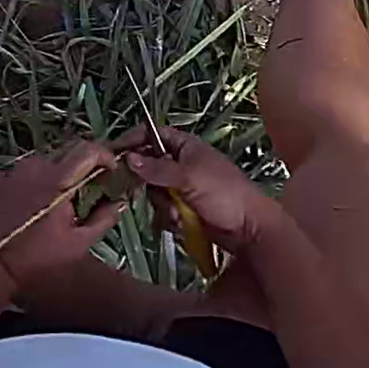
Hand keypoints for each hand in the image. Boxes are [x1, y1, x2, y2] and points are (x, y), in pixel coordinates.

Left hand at [0, 144, 122, 286]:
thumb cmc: (39, 255)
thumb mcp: (78, 244)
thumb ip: (103, 219)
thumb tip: (121, 201)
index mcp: (57, 181)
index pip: (87, 150)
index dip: (106, 155)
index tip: (115, 169)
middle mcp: (41, 165)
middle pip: (74, 151)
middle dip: (90, 164)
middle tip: (101, 185)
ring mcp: (27, 165)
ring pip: (59, 158)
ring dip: (72, 171)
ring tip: (77, 198)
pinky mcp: (18, 170)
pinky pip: (44, 165)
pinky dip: (56, 175)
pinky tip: (56, 199)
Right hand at [119, 126, 283, 253]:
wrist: (253, 232)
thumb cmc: (224, 194)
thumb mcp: (188, 178)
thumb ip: (157, 169)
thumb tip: (128, 158)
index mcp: (184, 146)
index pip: (151, 134)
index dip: (133, 141)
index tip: (114, 154)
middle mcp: (181, 164)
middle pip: (149, 165)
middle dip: (148, 182)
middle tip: (139, 191)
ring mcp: (184, 188)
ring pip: (155, 191)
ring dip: (161, 204)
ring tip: (175, 215)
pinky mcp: (186, 210)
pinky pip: (164, 210)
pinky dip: (168, 218)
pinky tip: (179, 225)